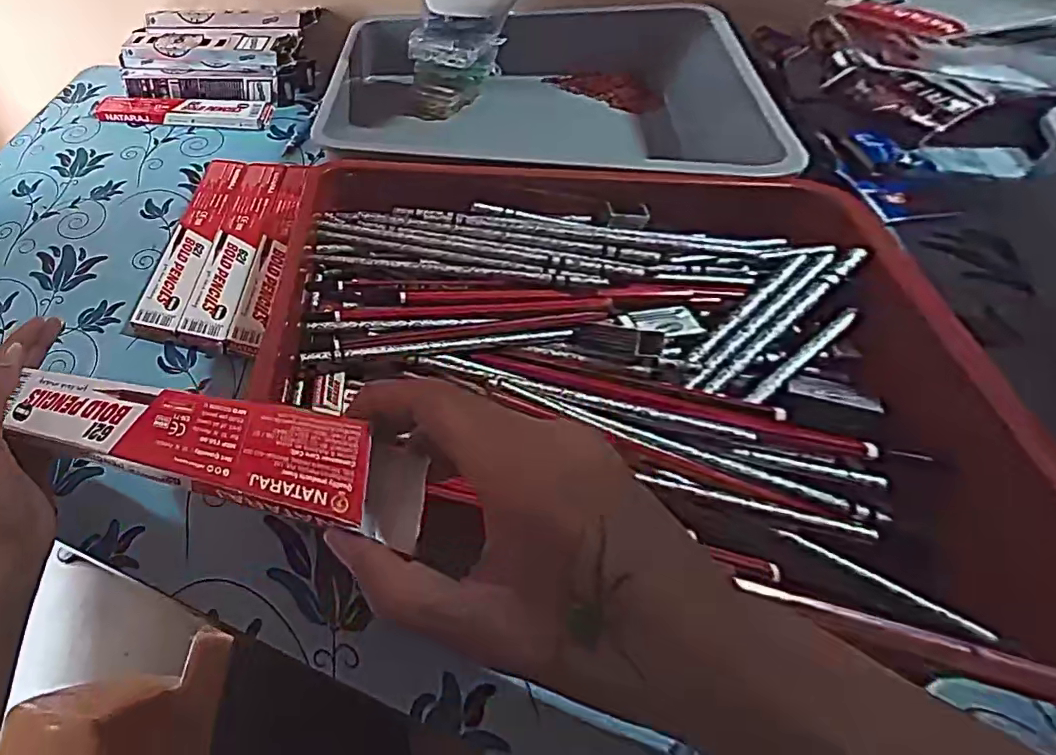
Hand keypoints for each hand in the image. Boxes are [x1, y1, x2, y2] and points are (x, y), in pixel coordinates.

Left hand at [0, 317, 65, 579]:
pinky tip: (78, 396)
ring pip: (33, 395)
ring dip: (50, 372)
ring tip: (69, 354)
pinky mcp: (35, 457)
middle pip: (14, 375)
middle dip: (34, 348)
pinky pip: (50, 420)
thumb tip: (12, 354)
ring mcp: (14, 441)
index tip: (45, 322)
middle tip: (58, 326)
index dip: (20, 341)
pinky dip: (64, 403)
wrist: (11, 556)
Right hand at [328, 378, 1034, 754]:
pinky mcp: (588, 451)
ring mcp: (574, 439)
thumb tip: (339, 544)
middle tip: (363, 457)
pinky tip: (458, 485)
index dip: (378, 399)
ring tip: (400, 471)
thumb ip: (399, 589)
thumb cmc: (598, 644)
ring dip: (432, 432)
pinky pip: (509, 428)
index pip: (432, 399)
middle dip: (398, 419)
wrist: (716, 657)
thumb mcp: (487, 631)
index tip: (343, 422)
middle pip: (451, 401)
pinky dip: (467, 442)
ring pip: (479, 413)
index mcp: (522, 468)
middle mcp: (547, 435)